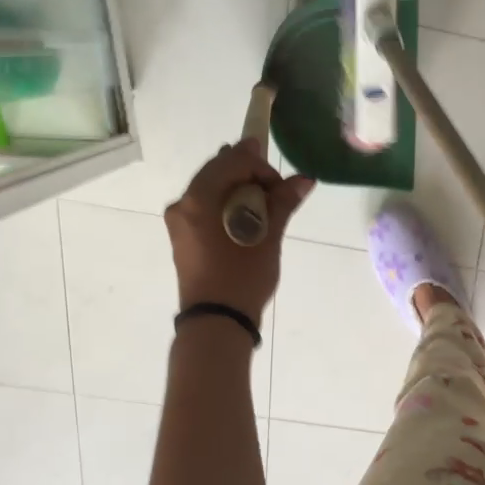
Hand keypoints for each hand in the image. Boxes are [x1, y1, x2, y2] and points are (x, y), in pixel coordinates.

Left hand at [165, 138, 314, 319]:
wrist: (216, 323)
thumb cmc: (242, 279)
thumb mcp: (267, 240)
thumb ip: (282, 205)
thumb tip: (304, 180)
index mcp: (199, 198)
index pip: (233, 161)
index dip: (262, 167)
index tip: (284, 188)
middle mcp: (183, 203)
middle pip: (218, 171)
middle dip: (250, 175)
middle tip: (277, 192)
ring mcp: (180, 222)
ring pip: (212, 190)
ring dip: (240, 191)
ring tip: (266, 209)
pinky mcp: (185, 239)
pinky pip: (207, 210)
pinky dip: (228, 207)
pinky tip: (248, 222)